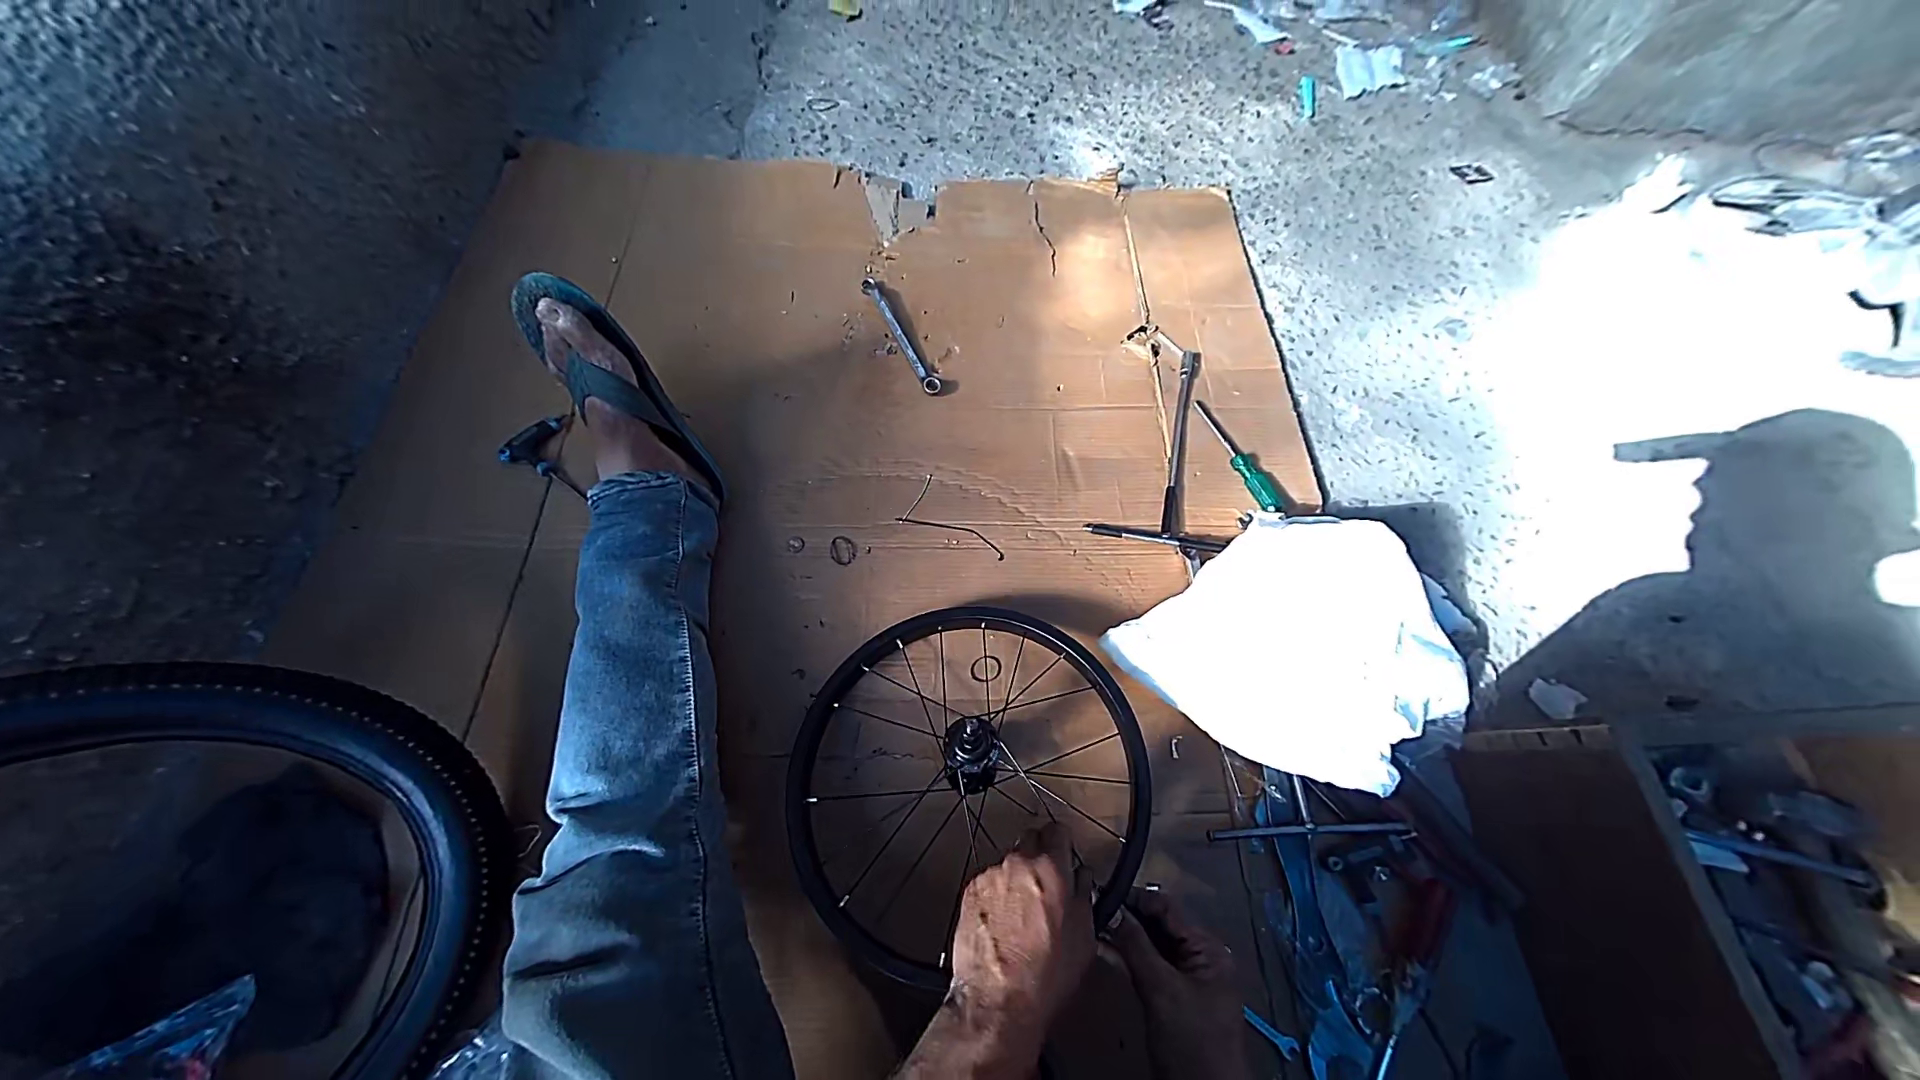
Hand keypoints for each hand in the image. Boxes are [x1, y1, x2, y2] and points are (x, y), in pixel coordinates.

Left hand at [950, 821, 1095, 1034]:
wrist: (998, 998)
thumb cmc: (1043, 975)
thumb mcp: (1084, 937)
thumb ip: (1084, 896)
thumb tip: (1082, 879)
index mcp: (1052, 870)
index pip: (1058, 831)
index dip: (1062, 841)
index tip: (1063, 850)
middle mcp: (1019, 864)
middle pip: (1030, 839)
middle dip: (1039, 855)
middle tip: (1045, 882)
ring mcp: (992, 875)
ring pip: (1008, 863)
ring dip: (1016, 877)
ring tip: (1020, 913)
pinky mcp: (971, 890)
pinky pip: (989, 881)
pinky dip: (995, 893)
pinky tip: (1001, 921)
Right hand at [1107, 888, 1253, 1079]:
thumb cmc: (1191, 1040)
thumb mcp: (1162, 990)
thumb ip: (1136, 946)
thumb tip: (1112, 907)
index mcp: (1207, 949)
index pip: (1167, 908)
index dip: (1135, 898)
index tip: (1101, 891)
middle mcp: (1198, 956)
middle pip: (1158, 924)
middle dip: (1127, 915)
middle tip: (1091, 906)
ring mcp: (1184, 976)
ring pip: (1149, 943)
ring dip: (1123, 935)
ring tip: (1092, 923)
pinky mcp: (1170, 994)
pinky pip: (1147, 964)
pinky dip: (1126, 955)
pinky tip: (1102, 947)